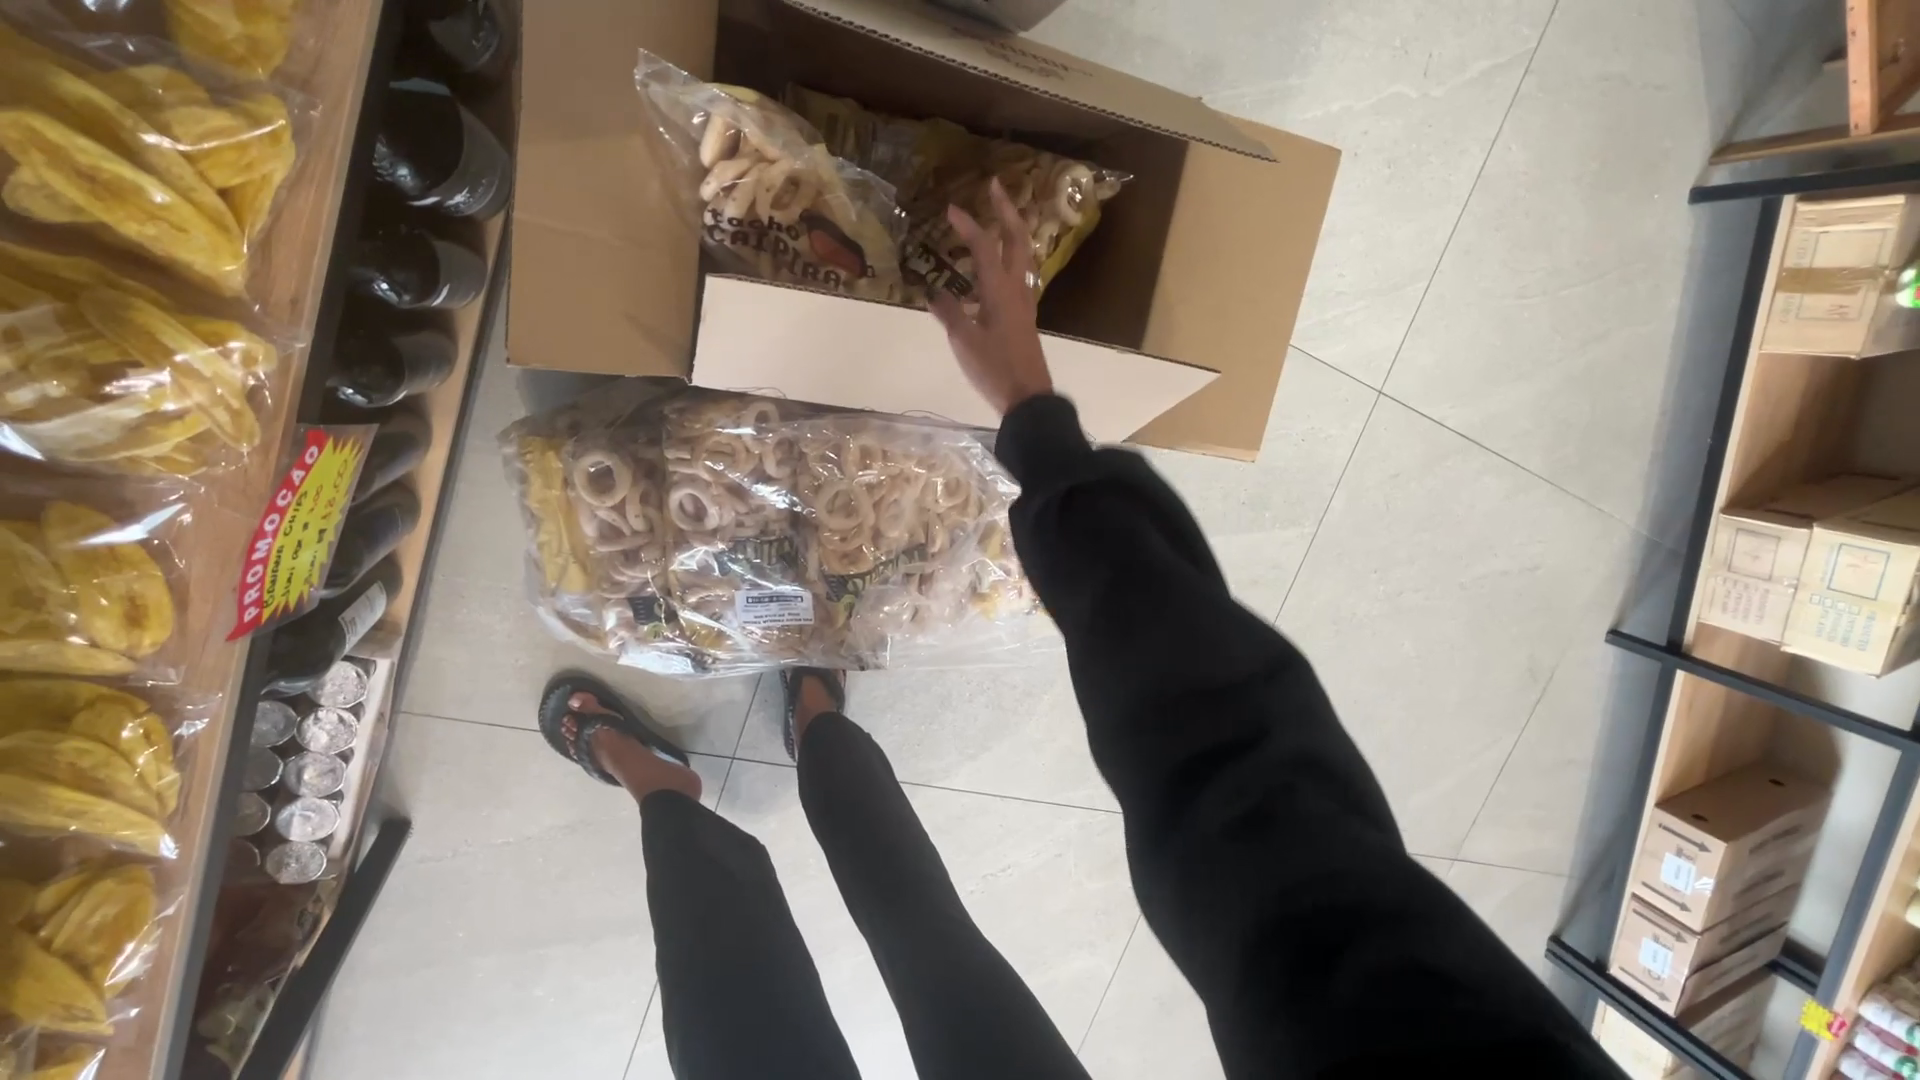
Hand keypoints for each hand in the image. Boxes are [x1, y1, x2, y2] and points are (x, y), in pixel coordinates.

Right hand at [929, 179, 1053, 415]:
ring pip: (1024, 256)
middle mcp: (1017, 289)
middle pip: (1017, 240)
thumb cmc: (995, 370)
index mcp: (999, 291)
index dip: (968, 224)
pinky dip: (1012, 259)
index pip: (983, 247)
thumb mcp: (964, 342)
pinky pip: (1021, 276)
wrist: (1028, 398)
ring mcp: (1025, 303)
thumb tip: (934, 291)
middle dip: (1006, 210)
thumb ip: (949, 313)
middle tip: (994, 187)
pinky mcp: (1025, 317)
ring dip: (1013, 232)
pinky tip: (1000, 267)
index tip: (950, 208)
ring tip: (1001, 218)